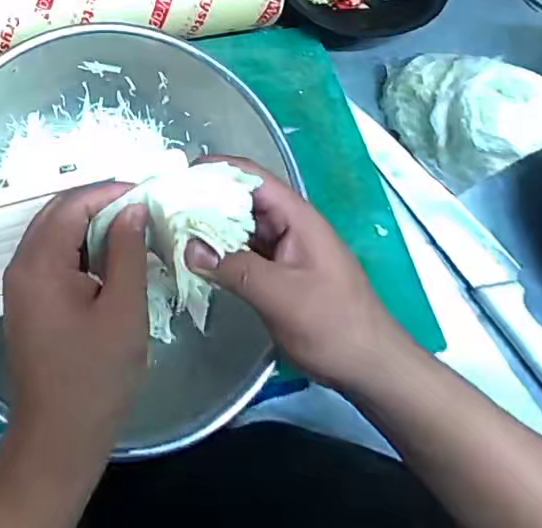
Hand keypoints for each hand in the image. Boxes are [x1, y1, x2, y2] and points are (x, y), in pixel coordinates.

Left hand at [1, 182, 149, 459]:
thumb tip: (132, 209)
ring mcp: (19, 282)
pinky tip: (108, 257)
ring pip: (53, 232)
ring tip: (131, 229)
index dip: (108, 192)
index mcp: (39, 263)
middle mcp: (21, 264)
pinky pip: (51, 255)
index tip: (144, 192)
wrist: (56, 440)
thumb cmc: (94, 379)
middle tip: (140, 208)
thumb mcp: (123, 312)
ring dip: (89, 224)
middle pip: (57, 212)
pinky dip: (79, 247)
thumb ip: (127, 252)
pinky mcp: (26, 298)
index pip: (71, 204)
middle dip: (98, 203)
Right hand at [186, 155, 416, 393]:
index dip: (216, 170)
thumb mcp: (281, 296)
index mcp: (296, 217)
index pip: (251, 177)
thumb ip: (233, 268)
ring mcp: (285, 249)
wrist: (375, 371)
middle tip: (167, 206)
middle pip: (242, 199)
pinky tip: (196, 257)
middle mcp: (289, 225)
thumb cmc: (334, 326)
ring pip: (240, 225)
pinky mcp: (279, 272)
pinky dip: (220, 250)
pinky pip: (244, 250)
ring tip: (172, 228)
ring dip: (210, 225)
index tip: (179, 178)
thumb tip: (187, 247)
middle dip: (206, 198)